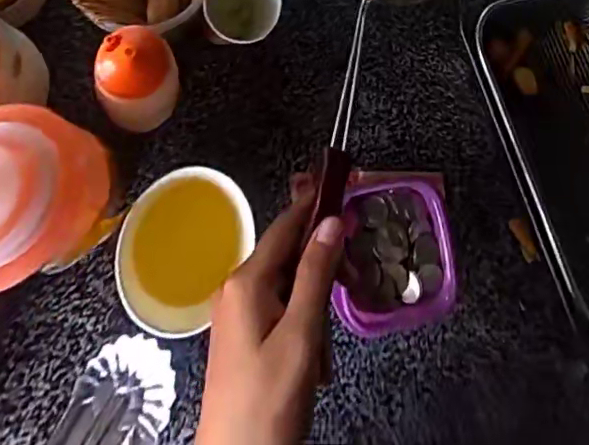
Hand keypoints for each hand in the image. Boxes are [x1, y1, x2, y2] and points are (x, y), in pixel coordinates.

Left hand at [198, 176, 345, 444]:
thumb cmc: (269, 400)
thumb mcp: (300, 336)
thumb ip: (315, 276)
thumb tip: (330, 223)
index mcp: (246, 281)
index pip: (284, 228)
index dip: (311, 207)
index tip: (335, 187)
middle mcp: (236, 288)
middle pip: (287, 260)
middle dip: (320, 275)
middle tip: (351, 286)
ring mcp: (237, 313)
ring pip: (287, 291)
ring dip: (314, 315)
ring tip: (322, 358)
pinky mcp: (242, 337)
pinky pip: (279, 315)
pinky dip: (302, 331)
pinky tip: (313, 367)